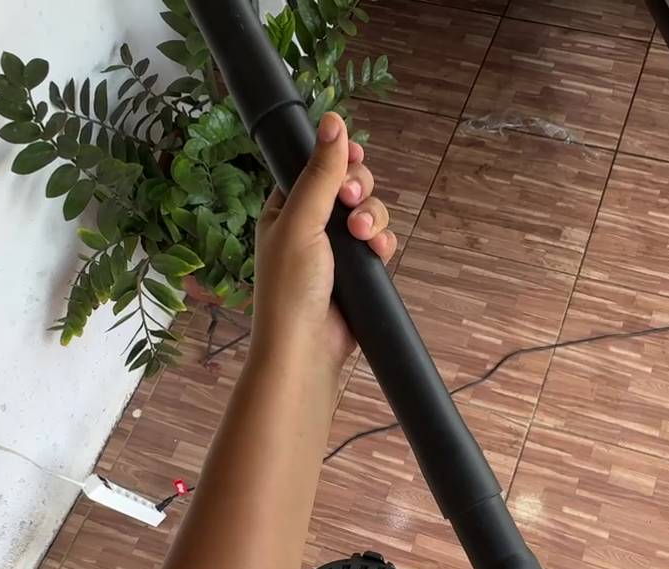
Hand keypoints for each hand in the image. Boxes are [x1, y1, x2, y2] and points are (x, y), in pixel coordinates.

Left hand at [253, 111, 396, 366]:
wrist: (307, 348)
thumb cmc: (290, 288)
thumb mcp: (301, 221)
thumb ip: (320, 173)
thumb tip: (333, 121)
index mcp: (287, 209)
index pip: (317, 168)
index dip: (338, 160)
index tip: (353, 156)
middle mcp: (311, 227)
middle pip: (349, 186)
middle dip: (359, 191)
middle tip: (352, 202)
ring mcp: (336, 252)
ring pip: (368, 214)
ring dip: (373, 218)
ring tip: (363, 236)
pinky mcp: (357, 274)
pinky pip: (378, 244)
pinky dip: (382, 243)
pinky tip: (378, 251)